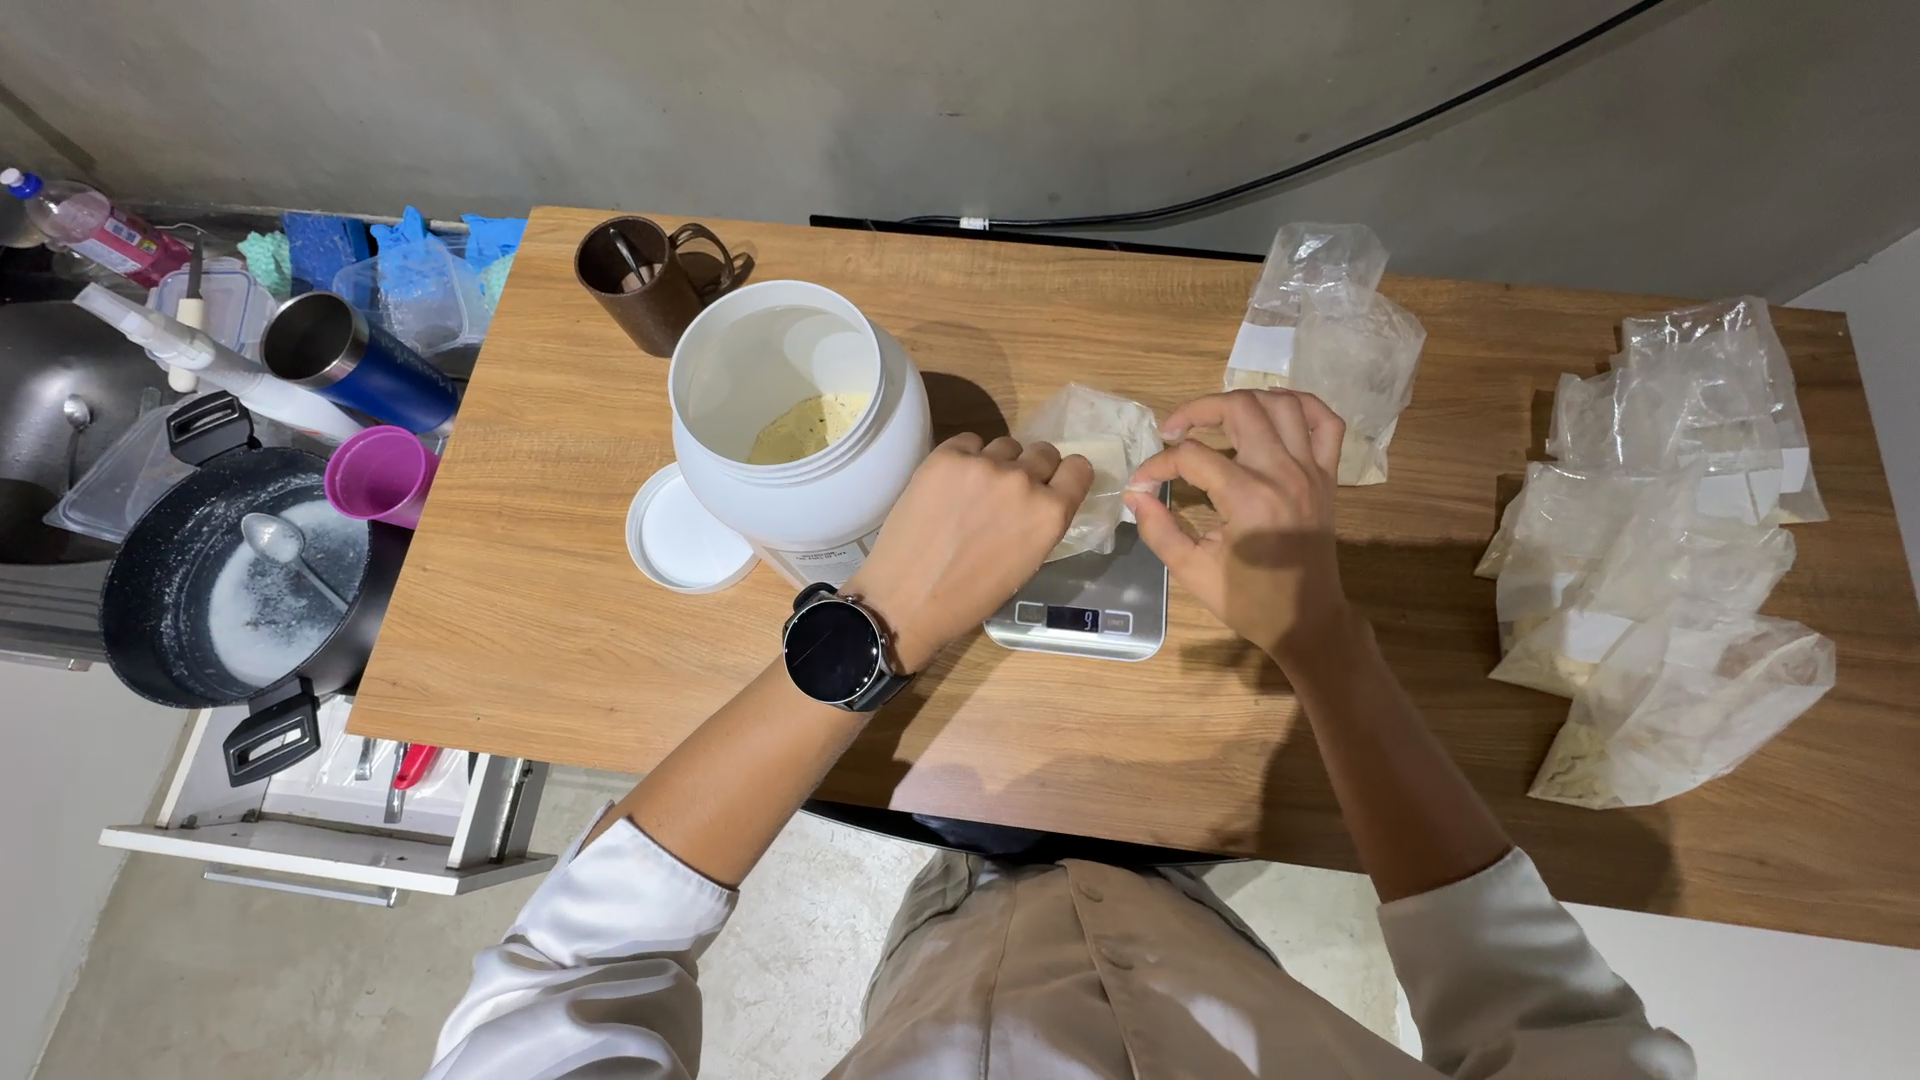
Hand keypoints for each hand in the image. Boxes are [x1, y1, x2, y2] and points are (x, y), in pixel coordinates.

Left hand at [846, 434, 1094, 671]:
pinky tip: (949, 486)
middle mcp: (1023, 481)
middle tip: (1008, 494)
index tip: (1053, 485)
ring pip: (1005, 445)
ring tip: (973, 492)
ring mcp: (983, 465)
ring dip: (997, 462)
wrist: (906, 599)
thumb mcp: (1026, 564)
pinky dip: (965, 458)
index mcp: (1050, 514)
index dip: (1066, 476)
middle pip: (1043, 451)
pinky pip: (969, 441)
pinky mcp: (946, 456)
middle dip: (1031, 469)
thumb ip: (1040, 523)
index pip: (1079, 468)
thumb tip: (1039, 499)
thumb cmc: (969, 597)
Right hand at [1123, 389, 1354, 667]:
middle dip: (1197, 411)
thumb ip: (1158, 530)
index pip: (1192, 457)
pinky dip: (1301, 406)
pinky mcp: (1328, 476)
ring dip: (1244, 401)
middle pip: (1240, 409)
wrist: (1306, 620)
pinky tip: (1271, 414)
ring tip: (1216, 419)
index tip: (1140, 483)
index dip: (1157, 465)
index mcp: (1248, 499)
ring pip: (1282, 404)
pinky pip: (1326, 423)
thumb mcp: (1192, 571)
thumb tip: (1134, 495)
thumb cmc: (1247, 601)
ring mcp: (1311, 471)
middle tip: (1173, 431)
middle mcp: (1283, 473)